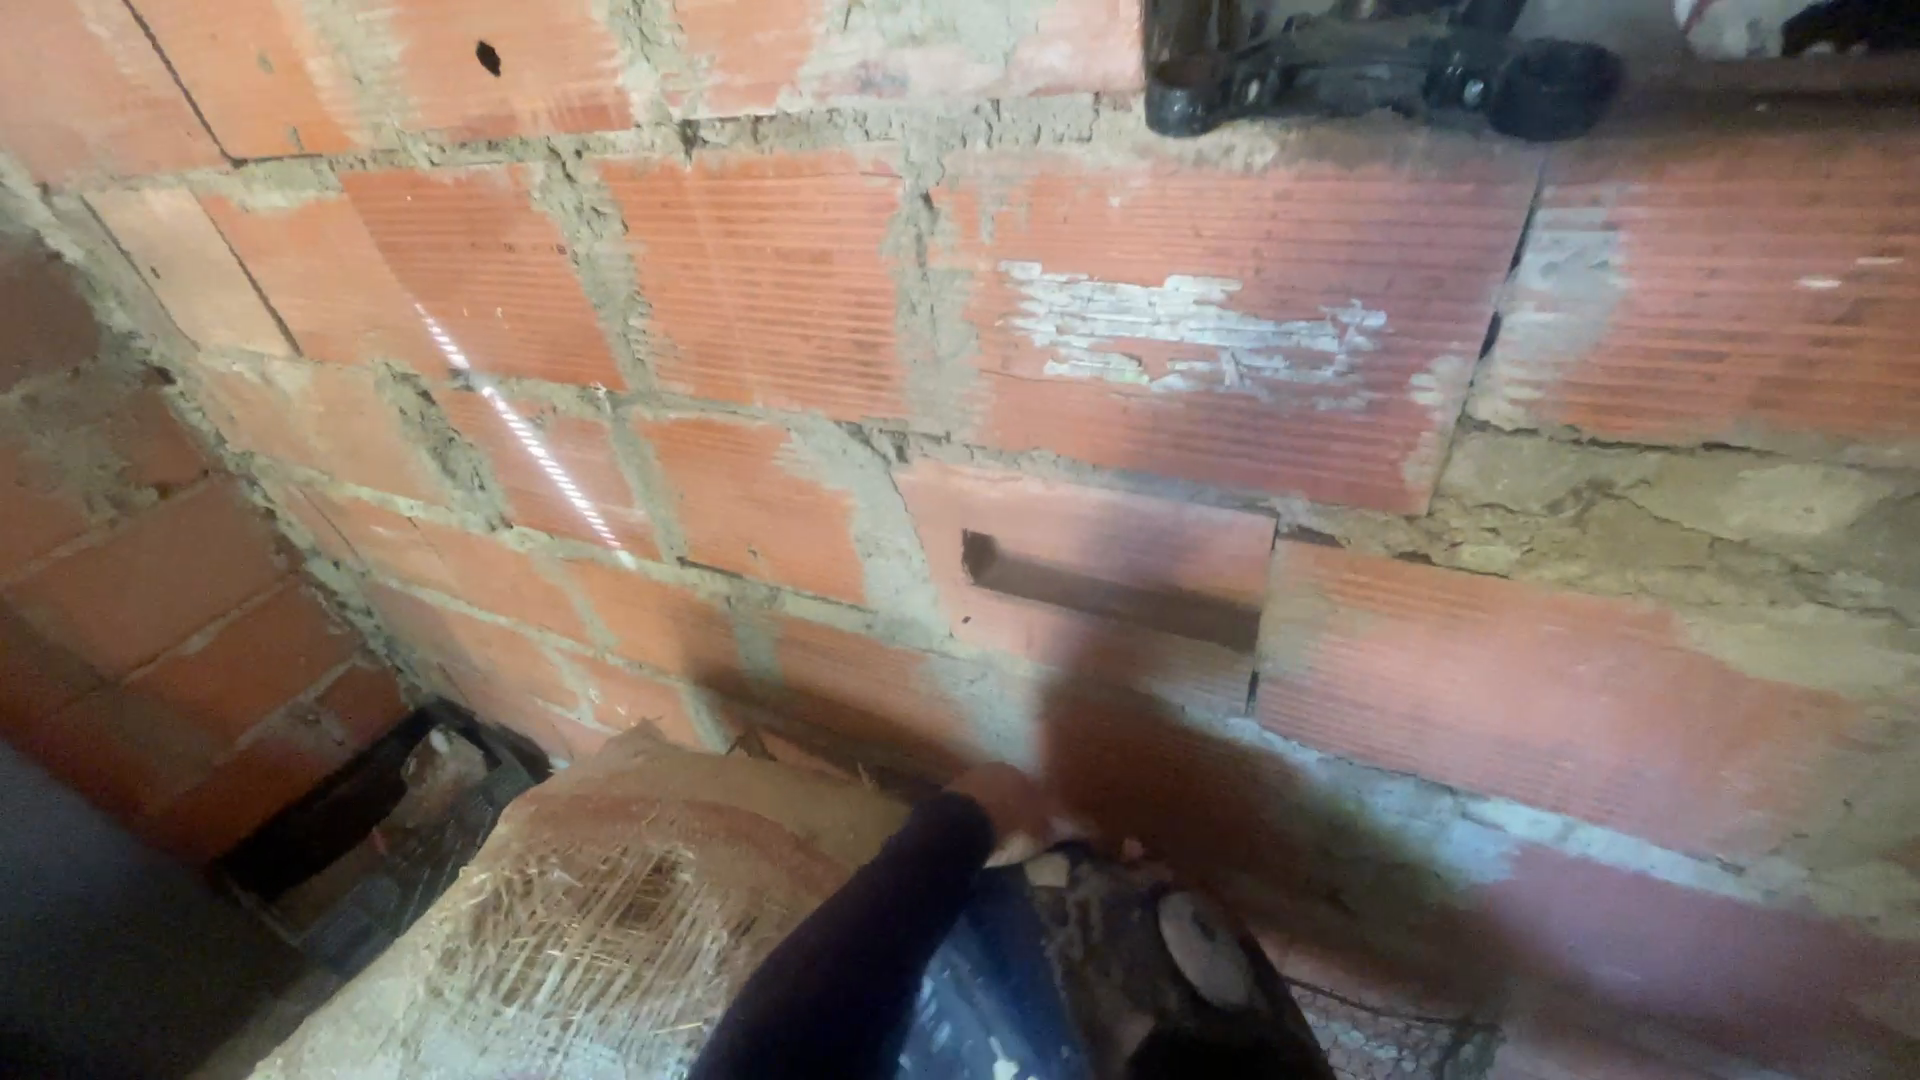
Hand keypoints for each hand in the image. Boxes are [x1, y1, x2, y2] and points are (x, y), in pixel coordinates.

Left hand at [946, 762, 1065, 866]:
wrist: (959, 829)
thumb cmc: (1010, 823)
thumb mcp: (1047, 827)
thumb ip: (1070, 826)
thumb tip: (1096, 830)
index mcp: (1015, 772)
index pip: (1032, 787)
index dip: (1039, 808)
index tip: (1042, 829)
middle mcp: (987, 772)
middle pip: (1005, 792)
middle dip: (1012, 811)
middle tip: (1019, 838)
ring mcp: (962, 786)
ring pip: (982, 802)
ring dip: (988, 818)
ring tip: (996, 844)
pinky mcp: (943, 805)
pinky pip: (963, 816)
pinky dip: (970, 828)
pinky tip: (974, 844)